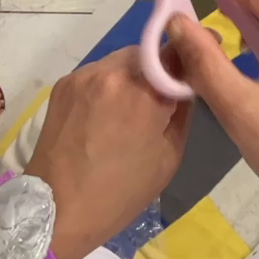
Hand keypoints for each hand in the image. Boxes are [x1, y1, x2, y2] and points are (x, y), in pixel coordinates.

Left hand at [25, 47, 190, 258]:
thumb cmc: (121, 191)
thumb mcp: (168, 155)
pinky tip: (107, 113)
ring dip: (132, 76)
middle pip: (145, 54)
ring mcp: (81, 76)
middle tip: (163, 96)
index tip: (200, 62)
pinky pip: (97, 74)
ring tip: (132, 109)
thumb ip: (180, 111)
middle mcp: (109, 73)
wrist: (58, 205)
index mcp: (141, 92)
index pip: (174, 53)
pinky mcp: (62, 84)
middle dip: (158, 69)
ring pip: (119, 62)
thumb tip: (184, 86)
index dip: (189, 56)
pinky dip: (108, 86)